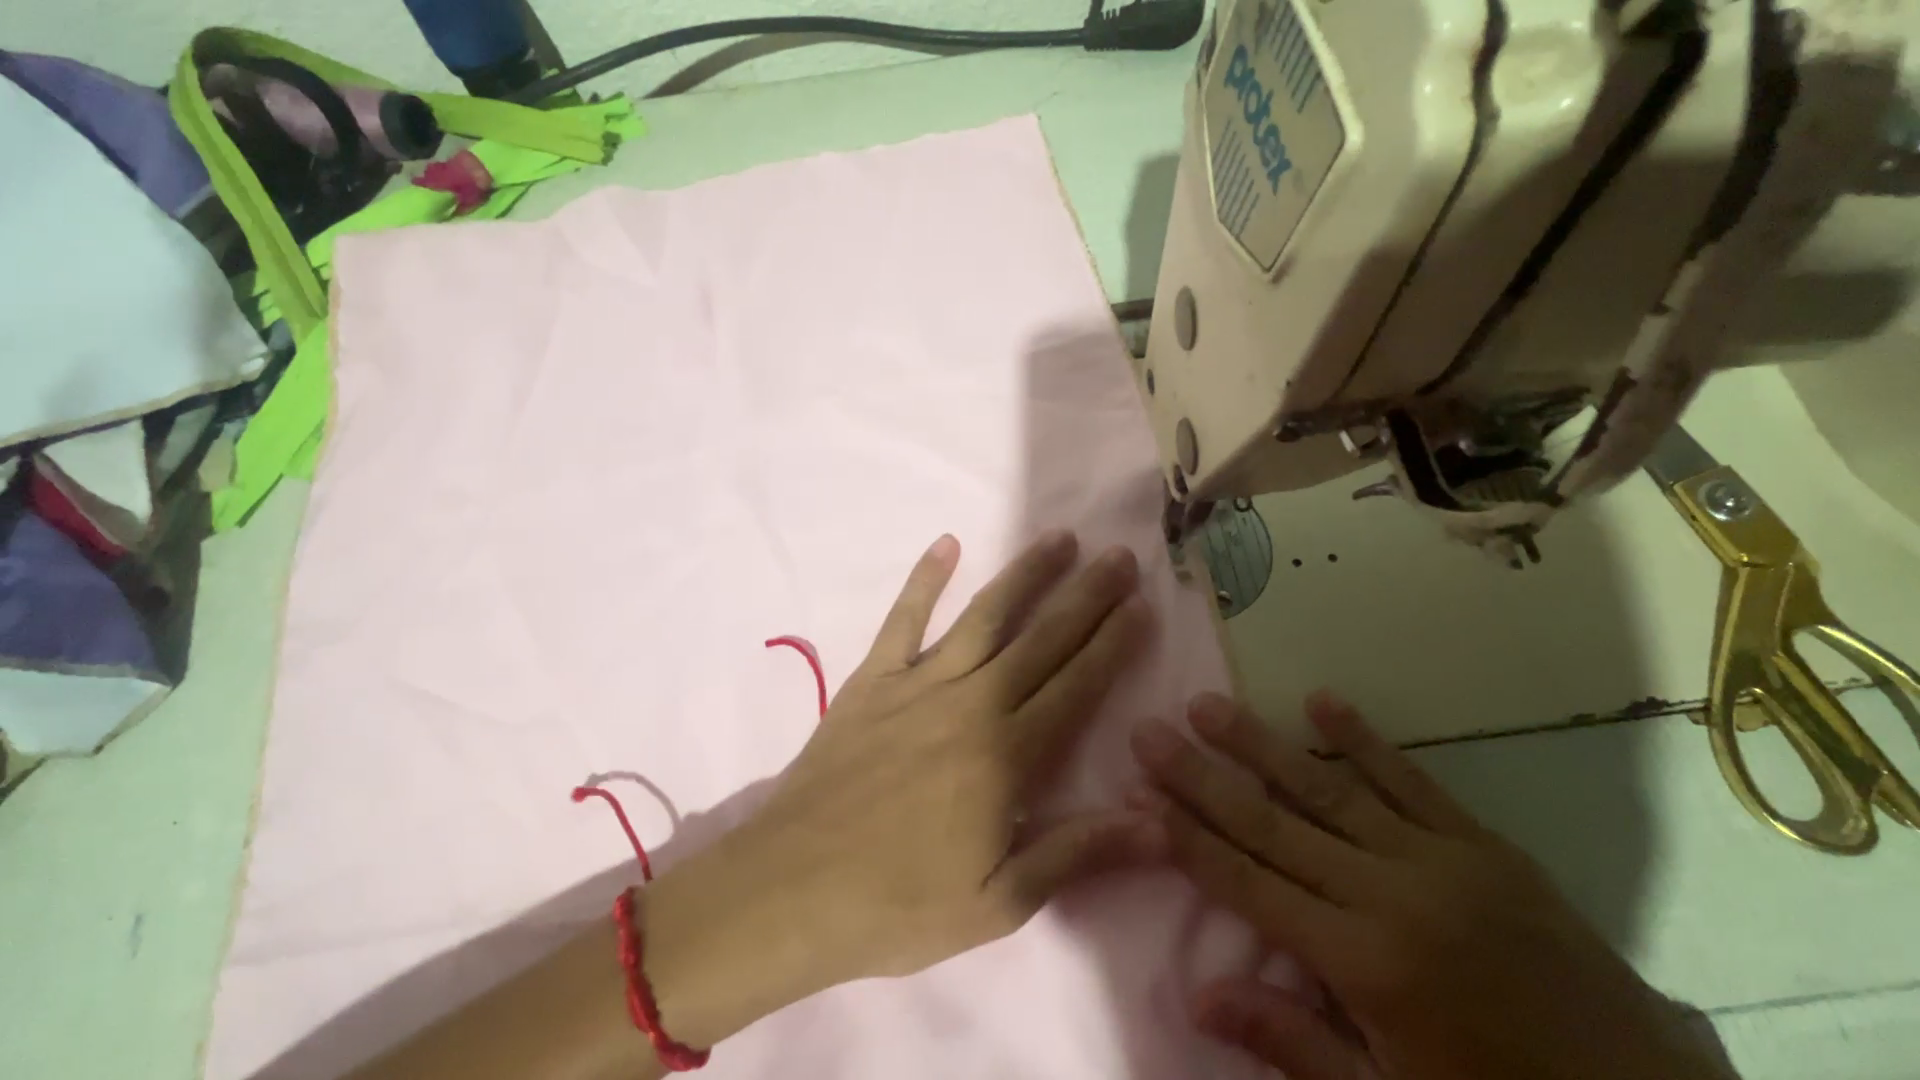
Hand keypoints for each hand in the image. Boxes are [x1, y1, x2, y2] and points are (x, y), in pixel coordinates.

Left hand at [718, 530, 1162, 990]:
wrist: (791, 891)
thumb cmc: (900, 906)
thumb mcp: (1000, 902)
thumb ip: (1078, 853)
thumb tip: (1161, 825)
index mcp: (1009, 757)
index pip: (1077, 687)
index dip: (1114, 644)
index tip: (1142, 606)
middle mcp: (971, 705)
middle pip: (1042, 641)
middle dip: (1086, 597)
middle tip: (1120, 558)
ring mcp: (917, 686)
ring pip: (985, 617)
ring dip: (1025, 575)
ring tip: (1059, 539)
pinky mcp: (869, 682)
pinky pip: (902, 620)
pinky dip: (924, 580)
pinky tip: (946, 543)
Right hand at [1130, 693, 1734, 1079]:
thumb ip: (1293, 1041)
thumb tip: (1201, 995)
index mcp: (1362, 961)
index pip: (1249, 885)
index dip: (1189, 838)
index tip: (1139, 792)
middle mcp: (1390, 894)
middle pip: (1274, 824)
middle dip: (1203, 777)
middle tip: (1151, 730)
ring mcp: (1439, 859)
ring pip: (1330, 789)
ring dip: (1262, 744)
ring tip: (1210, 705)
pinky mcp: (1483, 843)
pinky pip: (1412, 780)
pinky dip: (1364, 741)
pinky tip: (1321, 701)